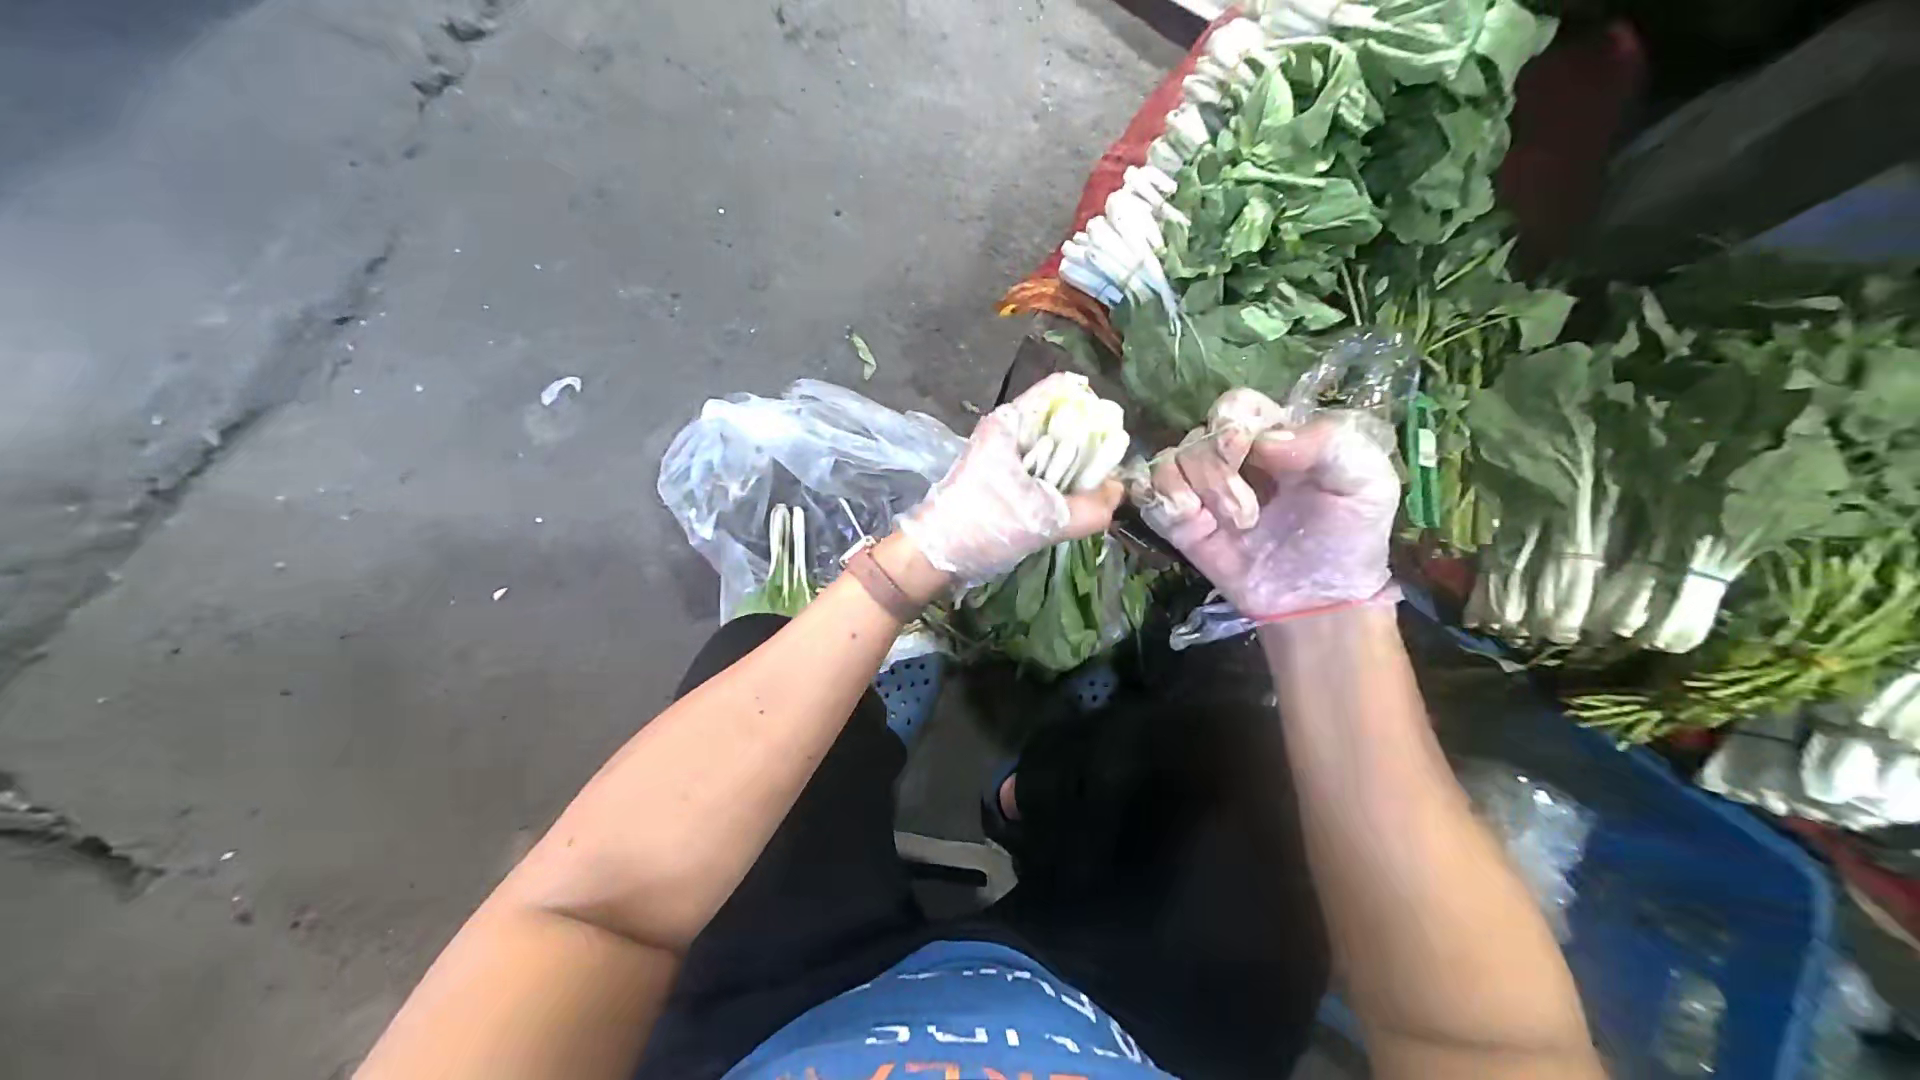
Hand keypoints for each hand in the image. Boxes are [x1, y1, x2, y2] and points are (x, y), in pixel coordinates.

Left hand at [899, 375, 1124, 582]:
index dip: (1093, 406)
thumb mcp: (1042, 521)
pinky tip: (1071, 501)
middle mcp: (1008, 430)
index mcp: (1011, 422)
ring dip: (1076, 466)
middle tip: (1108, 471)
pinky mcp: (1003, 476)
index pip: (1063, 389)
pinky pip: (1042, 468)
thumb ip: (1089, 508)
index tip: (1112, 435)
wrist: (934, 556)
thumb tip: (1119, 492)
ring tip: (1093, 489)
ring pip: (1054, 446)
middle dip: (1090, 441)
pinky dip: (1060, 481)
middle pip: (1062, 418)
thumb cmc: (981, 527)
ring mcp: (1004, 452)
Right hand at [1134, 388, 1397, 619]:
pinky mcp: (1177, 521)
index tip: (1248, 451)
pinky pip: (1145, 494)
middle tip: (1247, 515)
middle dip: (1216, 474)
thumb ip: (1331, 443)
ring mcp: (1198, 489)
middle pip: (1195, 438)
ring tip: (1227, 525)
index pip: (1233, 405)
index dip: (1231, 423)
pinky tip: (1189, 521)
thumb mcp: (1366, 482)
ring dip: (1189, 492)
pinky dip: (1159, 502)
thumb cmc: (1346, 535)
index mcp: (1271, 434)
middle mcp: (1228, 455)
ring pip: (1165, 463)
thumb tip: (1267, 440)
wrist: (1317, 599)